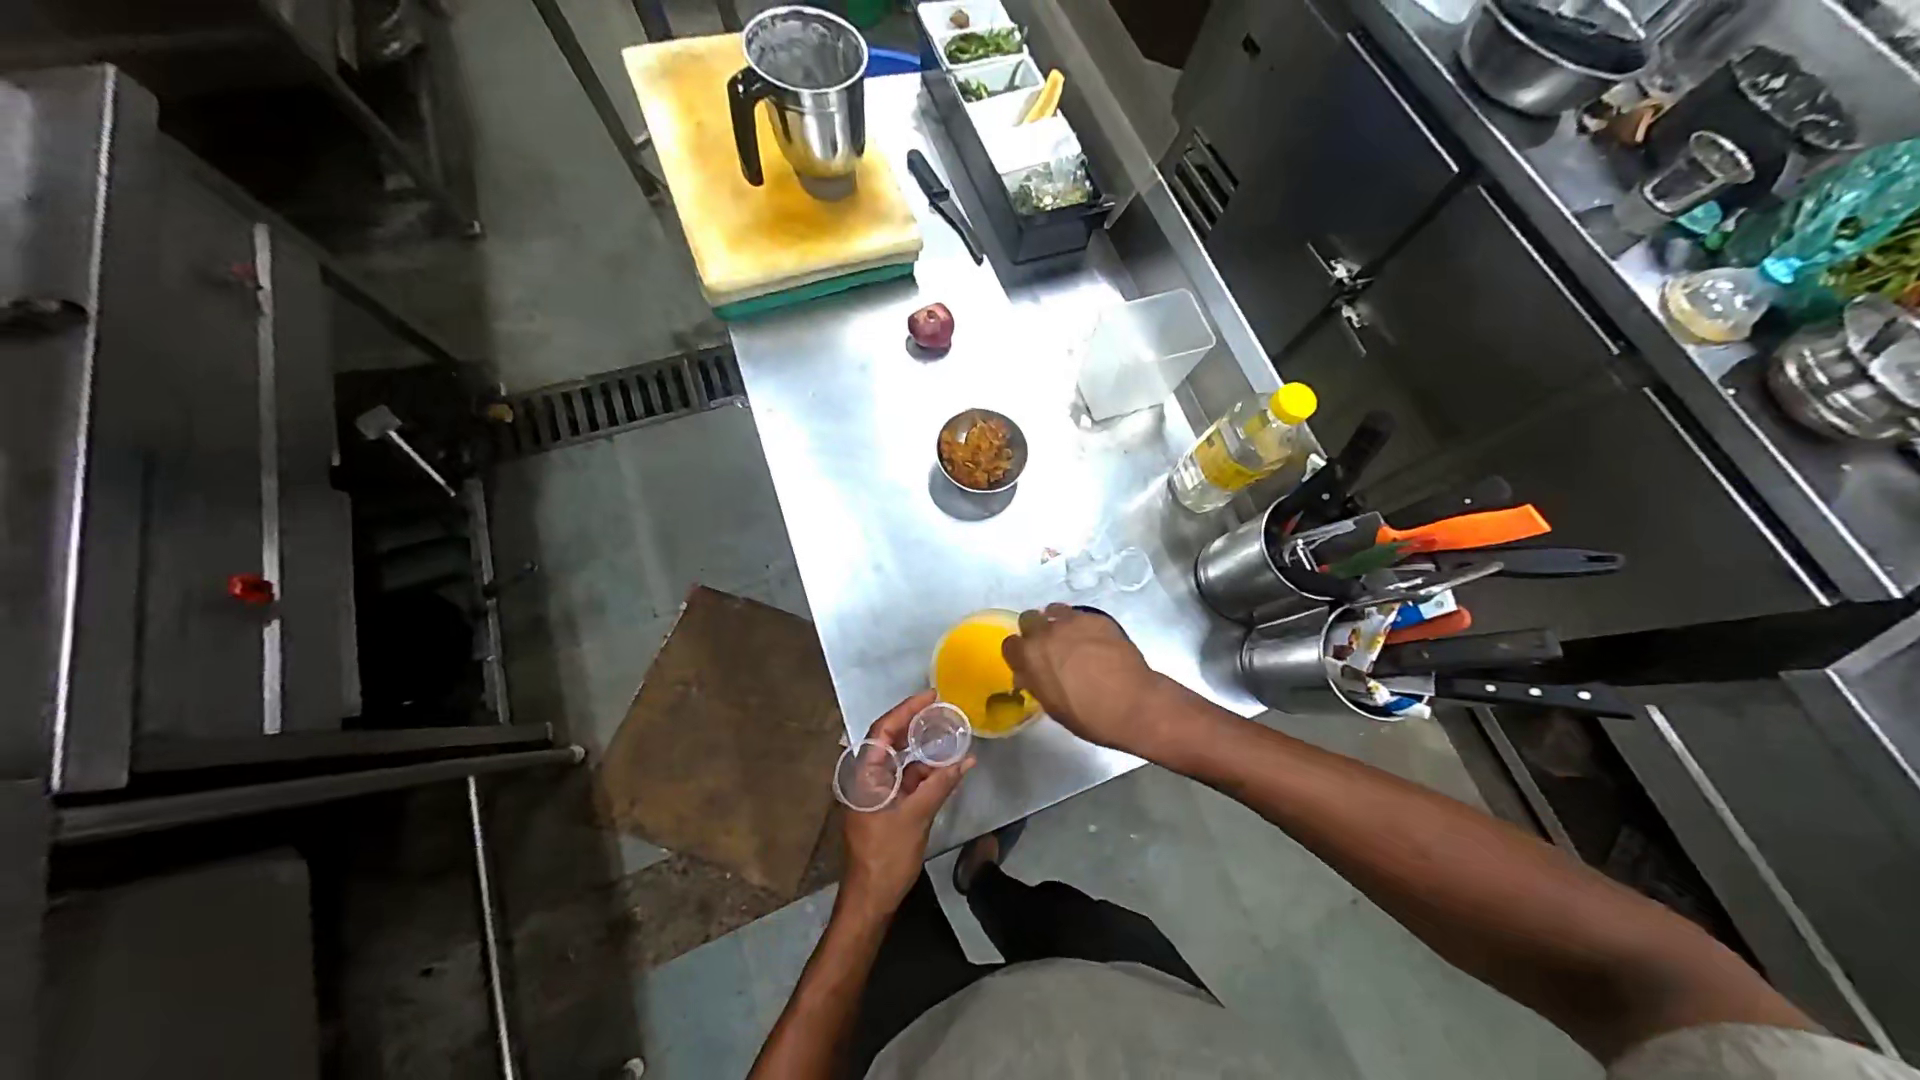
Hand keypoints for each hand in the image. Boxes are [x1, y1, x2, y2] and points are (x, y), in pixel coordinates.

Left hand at [840, 691, 973, 917]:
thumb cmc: (886, 855)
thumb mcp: (916, 816)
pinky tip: (946, 768)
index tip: (931, 696)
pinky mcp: (885, 805)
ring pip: (899, 759)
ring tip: (948, 733)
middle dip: (914, 724)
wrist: (870, 898)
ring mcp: (875, 791)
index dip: (905, 709)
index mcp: (864, 774)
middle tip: (942, 709)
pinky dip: (924, 771)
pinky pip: (905, 778)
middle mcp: (866, 776)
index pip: (882, 729)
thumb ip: (940, 784)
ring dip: (922, 749)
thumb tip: (965, 759)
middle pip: (889, 740)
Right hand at [1002, 605, 1169, 755]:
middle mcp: (1046, 632)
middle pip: (1029, 619)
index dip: (1019, 653)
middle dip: (1035, 631)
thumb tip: (1028, 674)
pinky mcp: (1097, 618)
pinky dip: (1082, 625)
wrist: (1133, 704)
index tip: (1028, 661)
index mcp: (1030, 656)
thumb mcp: (1052, 706)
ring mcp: (1073, 621)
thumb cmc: (1090, 716)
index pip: (1010, 644)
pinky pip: (1081, 615)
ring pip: (1055, 611)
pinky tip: (1094, 640)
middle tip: (1049, 647)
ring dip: (1057, 623)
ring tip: (1071, 638)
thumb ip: (1036, 683)